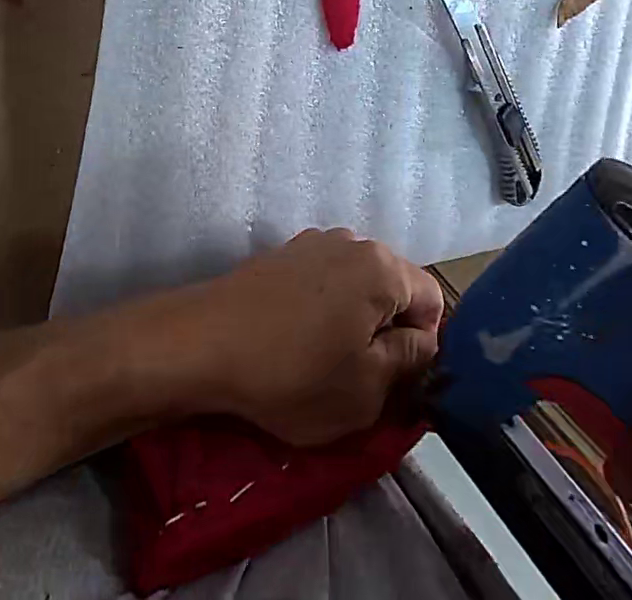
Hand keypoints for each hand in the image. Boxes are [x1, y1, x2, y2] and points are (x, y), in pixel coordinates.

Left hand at [171, 228, 443, 445]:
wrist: (199, 344)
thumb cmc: (291, 373)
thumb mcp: (366, 389)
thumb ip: (411, 361)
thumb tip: (423, 342)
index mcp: (384, 268)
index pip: (433, 300)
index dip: (424, 345)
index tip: (396, 380)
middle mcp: (354, 242)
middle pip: (394, 289)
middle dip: (388, 331)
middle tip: (362, 375)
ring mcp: (314, 243)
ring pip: (356, 286)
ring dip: (353, 320)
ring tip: (322, 358)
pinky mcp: (281, 255)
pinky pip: (322, 282)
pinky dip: (321, 310)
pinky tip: (293, 339)